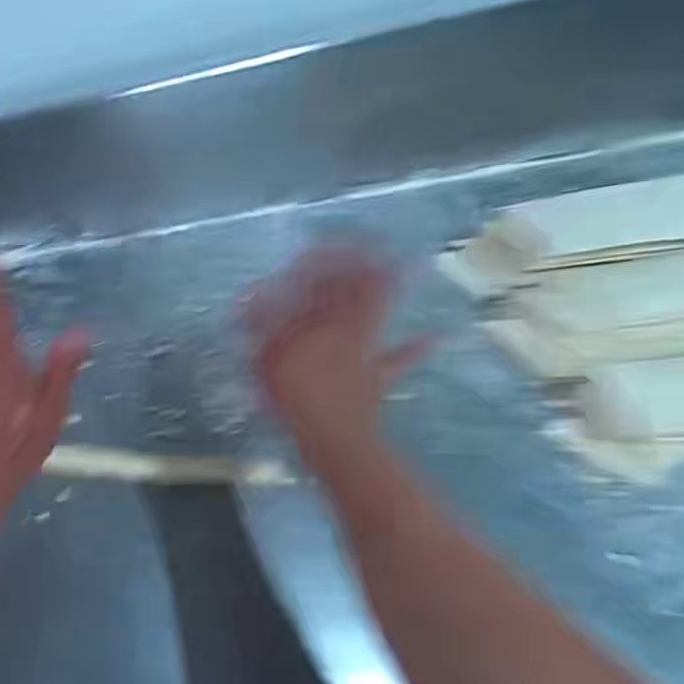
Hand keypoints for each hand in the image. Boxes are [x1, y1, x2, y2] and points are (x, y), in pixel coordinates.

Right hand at [245, 246, 431, 454]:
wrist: (334, 438)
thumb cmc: (296, 399)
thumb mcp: (270, 359)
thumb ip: (262, 325)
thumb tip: (249, 294)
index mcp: (324, 323)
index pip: (323, 282)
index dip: (321, 261)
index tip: (314, 244)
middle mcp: (351, 329)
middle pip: (357, 289)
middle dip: (356, 266)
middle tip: (358, 244)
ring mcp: (367, 352)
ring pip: (378, 313)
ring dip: (383, 289)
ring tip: (398, 267)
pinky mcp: (377, 376)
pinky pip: (400, 357)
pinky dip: (416, 346)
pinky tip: (433, 337)